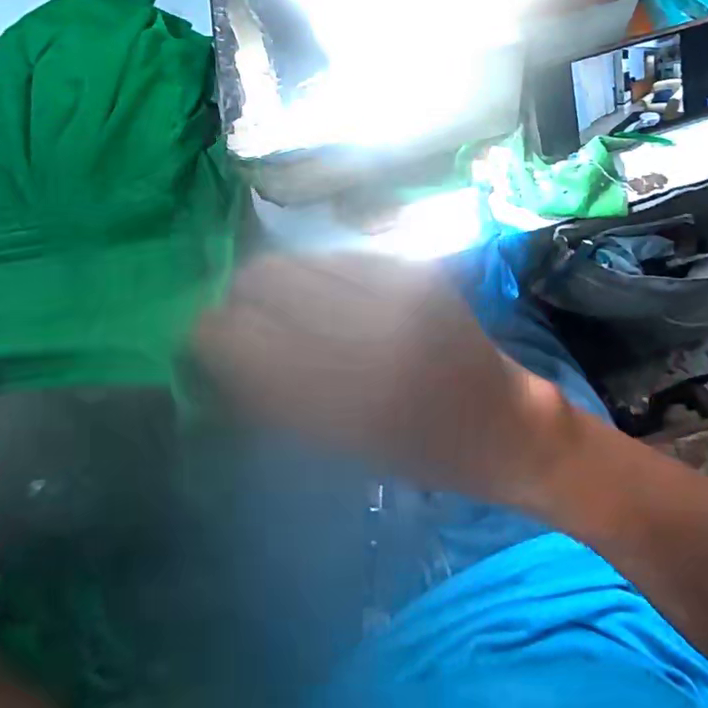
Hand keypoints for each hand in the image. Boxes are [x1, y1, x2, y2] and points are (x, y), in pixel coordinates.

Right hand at [193, 252, 593, 507]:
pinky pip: (338, 256)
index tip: (206, 339)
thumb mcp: (329, 441)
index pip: (236, 335)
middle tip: (247, 318)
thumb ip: (264, 392)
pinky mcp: (415, 268)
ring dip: (279, 283)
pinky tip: (332, 295)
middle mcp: (362, 331)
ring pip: (297, 259)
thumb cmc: (412, 451)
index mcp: (335, 393)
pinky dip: (320, 275)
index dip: (208, 332)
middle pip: (262, 278)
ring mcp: (393, 290)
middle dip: (241, 298)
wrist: (501, 425)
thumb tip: (209, 345)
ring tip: (291, 306)